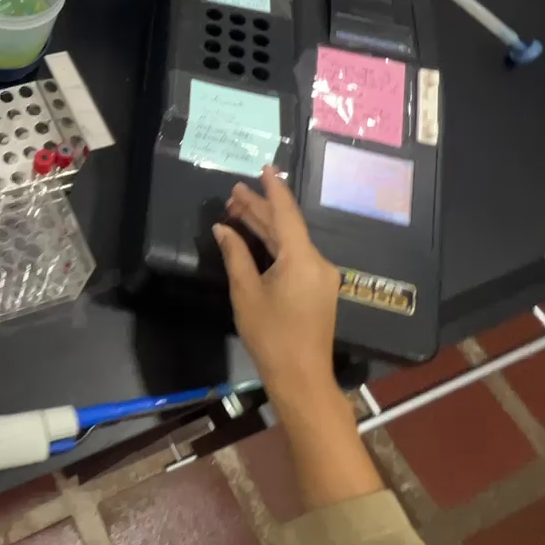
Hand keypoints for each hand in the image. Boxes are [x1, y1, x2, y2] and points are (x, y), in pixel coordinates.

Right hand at [212, 166, 342, 403]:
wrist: (300, 377)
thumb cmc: (270, 334)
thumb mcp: (245, 292)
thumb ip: (235, 254)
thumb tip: (224, 229)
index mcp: (302, 259)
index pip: (286, 214)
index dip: (274, 189)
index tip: (265, 168)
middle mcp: (317, 262)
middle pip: (286, 226)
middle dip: (260, 208)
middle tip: (232, 194)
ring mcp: (319, 276)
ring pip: (289, 241)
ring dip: (264, 226)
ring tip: (237, 210)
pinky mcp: (316, 288)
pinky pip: (294, 256)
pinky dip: (273, 244)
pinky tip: (254, 237)